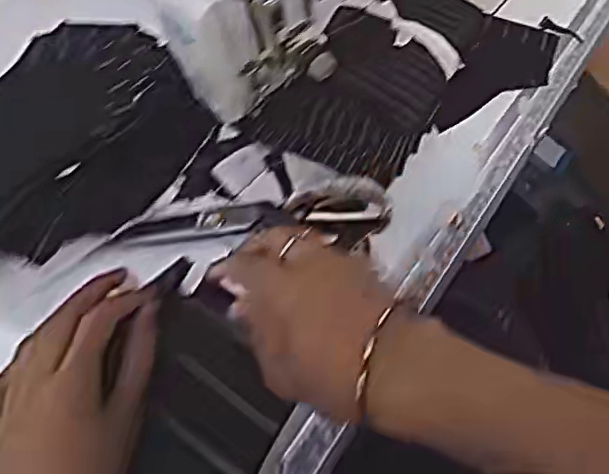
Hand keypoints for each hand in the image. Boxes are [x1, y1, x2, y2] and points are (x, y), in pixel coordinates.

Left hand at [0, 271, 157, 473]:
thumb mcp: (126, 417)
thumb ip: (138, 358)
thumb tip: (147, 318)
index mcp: (69, 379)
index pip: (101, 317)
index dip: (128, 297)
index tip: (147, 292)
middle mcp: (30, 386)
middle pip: (62, 318)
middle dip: (94, 291)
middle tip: (120, 279)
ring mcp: (4, 409)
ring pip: (30, 343)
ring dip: (61, 315)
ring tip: (85, 304)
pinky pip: (1, 381)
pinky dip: (23, 358)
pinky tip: (32, 357)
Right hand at [213, 229, 403, 423]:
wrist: (389, 361)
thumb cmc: (336, 371)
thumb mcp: (279, 369)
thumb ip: (258, 333)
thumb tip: (247, 313)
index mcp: (280, 285)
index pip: (244, 264)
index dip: (227, 267)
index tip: (219, 274)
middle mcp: (309, 261)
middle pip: (276, 236)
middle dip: (257, 244)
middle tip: (247, 259)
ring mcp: (338, 258)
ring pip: (304, 238)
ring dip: (286, 247)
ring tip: (277, 266)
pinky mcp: (360, 264)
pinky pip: (327, 251)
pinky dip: (312, 257)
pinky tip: (310, 275)